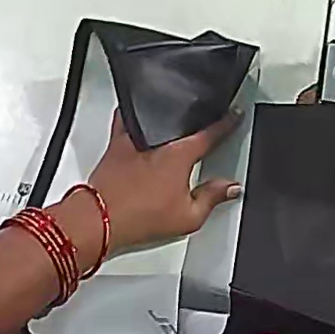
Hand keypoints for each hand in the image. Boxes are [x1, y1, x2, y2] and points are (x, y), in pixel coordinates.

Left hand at [79, 111, 241, 252]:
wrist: (101, 218)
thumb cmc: (139, 216)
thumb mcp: (188, 216)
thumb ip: (212, 197)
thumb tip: (230, 187)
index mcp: (179, 154)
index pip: (210, 134)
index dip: (226, 123)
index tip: (233, 115)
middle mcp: (157, 141)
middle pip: (182, 122)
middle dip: (197, 121)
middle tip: (206, 124)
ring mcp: (134, 139)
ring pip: (154, 116)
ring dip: (166, 115)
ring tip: (176, 121)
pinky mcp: (115, 144)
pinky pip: (126, 120)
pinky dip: (134, 116)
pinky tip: (140, 120)